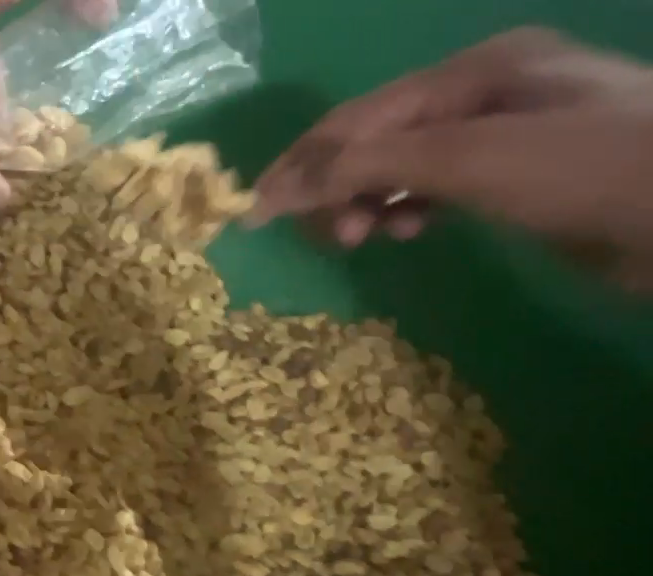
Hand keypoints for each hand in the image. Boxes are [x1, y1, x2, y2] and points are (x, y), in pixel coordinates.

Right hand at [248, 28, 652, 290]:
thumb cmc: (585, 171)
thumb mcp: (466, 160)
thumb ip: (364, 168)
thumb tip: (273, 192)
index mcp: (474, 71)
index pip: (356, 119)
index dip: (300, 167)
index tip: (253, 217)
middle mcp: (482, 92)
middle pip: (371, 142)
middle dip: (335, 190)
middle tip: (332, 240)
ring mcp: (500, 132)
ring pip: (394, 169)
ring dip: (364, 205)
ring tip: (366, 240)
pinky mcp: (511, 173)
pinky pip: (426, 188)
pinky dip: (401, 211)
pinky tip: (407, 231)